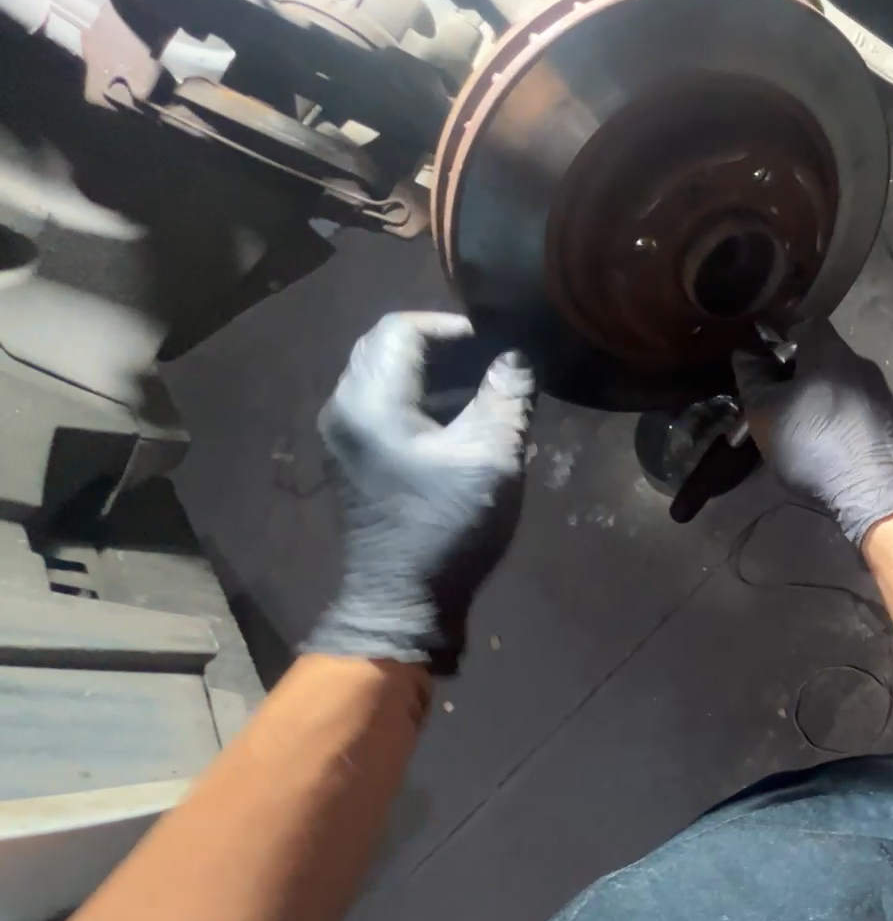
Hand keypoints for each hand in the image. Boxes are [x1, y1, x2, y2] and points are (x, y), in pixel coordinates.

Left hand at [304, 312, 533, 672]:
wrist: (405, 594)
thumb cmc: (448, 524)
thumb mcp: (491, 458)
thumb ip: (506, 399)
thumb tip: (519, 357)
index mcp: (370, 401)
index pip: (401, 329)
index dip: (453, 325)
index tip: (502, 340)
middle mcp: (347, 407)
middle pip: (388, 346)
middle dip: (446, 343)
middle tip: (499, 355)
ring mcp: (349, 433)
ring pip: (388, 374)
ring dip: (439, 369)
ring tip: (492, 380)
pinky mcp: (363, 455)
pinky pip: (391, 402)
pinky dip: (429, 394)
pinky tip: (469, 412)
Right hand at [732, 318, 892, 546]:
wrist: (873, 492)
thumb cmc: (813, 443)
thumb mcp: (765, 412)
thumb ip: (753, 378)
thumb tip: (745, 354)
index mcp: (832, 352)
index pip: (807, 324)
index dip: (783, 339)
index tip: (767, 366)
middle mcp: (862, 365)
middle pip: (825, 357)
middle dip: (799, 375)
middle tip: (777, 403)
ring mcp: (882, 395)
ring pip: (842, 385)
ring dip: (820, 399)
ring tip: (801, 429)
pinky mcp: (892, 424)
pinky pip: (858, 410)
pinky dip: (841, 419)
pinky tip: (829, 445)